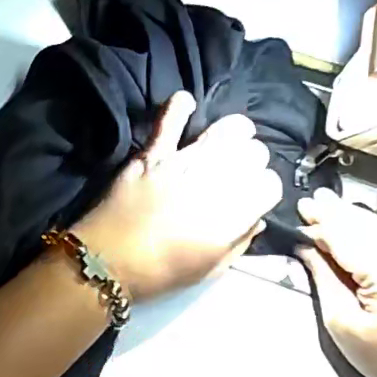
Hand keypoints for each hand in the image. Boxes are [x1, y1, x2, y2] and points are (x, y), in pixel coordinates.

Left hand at [72, 92, 282, 301]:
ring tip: (233, 136)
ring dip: (235, 132)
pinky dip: (180, 107)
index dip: (266, 189)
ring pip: (226, 131)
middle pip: (254, 153)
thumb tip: (254, 219)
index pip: (270, 184)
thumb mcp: (211, 269)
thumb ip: (239, 242)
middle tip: (242, 171)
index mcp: (234, 213)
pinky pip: (171, 119)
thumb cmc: (162, 273)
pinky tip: (187, 103)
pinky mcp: (154, 153)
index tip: (256, 196)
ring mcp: (184, 162)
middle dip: (253, 161)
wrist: (106, 263)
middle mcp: (217, 181)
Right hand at [297, 188, 376, 376]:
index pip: (346, 239)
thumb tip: (307, 247)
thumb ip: (325, 279)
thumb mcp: (343, 325)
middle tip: (308, 204)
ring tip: (329, 203)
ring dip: (356, 217)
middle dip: (336, 216)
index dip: (321, 225)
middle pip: (365, 228)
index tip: (300, 211)